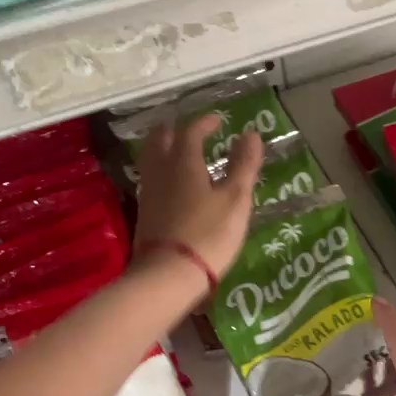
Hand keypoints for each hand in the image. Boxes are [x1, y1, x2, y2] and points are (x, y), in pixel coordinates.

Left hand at [133, 114, 262, 276]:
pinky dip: (163, 172)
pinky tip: (174, 185)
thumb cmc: (209, 234)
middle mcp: (161, 171)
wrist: (169, 274)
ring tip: (181, 153)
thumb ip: (243, 166)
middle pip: (159, 139)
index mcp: (183, 162)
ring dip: (165, 149)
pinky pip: (152, 180)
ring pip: (151, 159)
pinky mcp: (145, 214)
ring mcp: (149, 193)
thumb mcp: (236, 199)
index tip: (217, 120)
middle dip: (175, 129)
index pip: (190, 132)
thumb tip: (251, 134)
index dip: (204, 122)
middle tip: (191, 130)